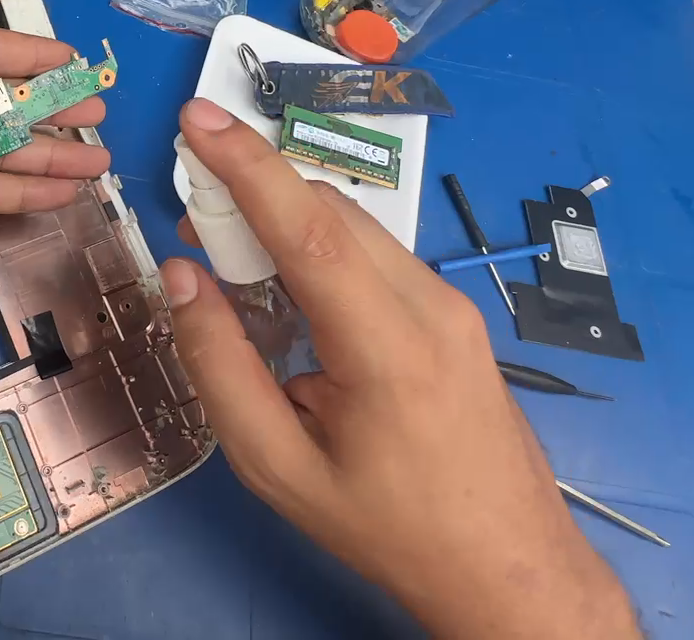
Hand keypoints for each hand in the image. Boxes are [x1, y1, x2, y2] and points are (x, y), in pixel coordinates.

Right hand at [163, 99, 638, 639]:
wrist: (513, 574)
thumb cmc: (385, 525)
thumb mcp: (274, 463)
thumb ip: (218, 362)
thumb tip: (180, 273)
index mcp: (387, 349)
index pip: (309, 228)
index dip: (248, 165)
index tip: (196, 120)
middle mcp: (428, 305)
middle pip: (325, 212)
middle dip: (250, 191)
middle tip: (191, 224)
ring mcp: (448, 303)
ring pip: (348, 223)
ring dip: (280, 217)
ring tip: (228, 257)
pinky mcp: (450, 309)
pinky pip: (368, 249)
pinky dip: (311, 242)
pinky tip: (285, 286)